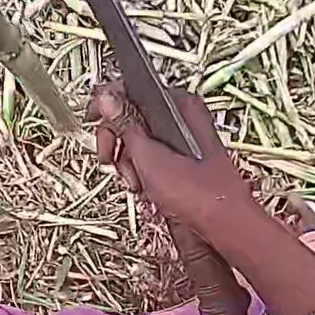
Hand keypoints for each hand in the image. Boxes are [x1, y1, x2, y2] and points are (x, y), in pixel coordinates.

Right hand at [91, 80, 259, 238]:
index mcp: (178, 105)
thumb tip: (107, 98)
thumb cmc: (196, 191)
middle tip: (110, 159)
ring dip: (127, 162)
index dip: (108, 105)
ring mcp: (180, 139)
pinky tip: (142, 186)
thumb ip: (124, 124)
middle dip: (116, 141)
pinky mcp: (179, 159)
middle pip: (131, 117)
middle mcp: (181, 117)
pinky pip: (149, 156)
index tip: (92, 118)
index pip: (132, 90)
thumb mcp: (148, 154)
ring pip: (137, 140)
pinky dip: (139, 171)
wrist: (221, 223)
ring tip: (133, 180)